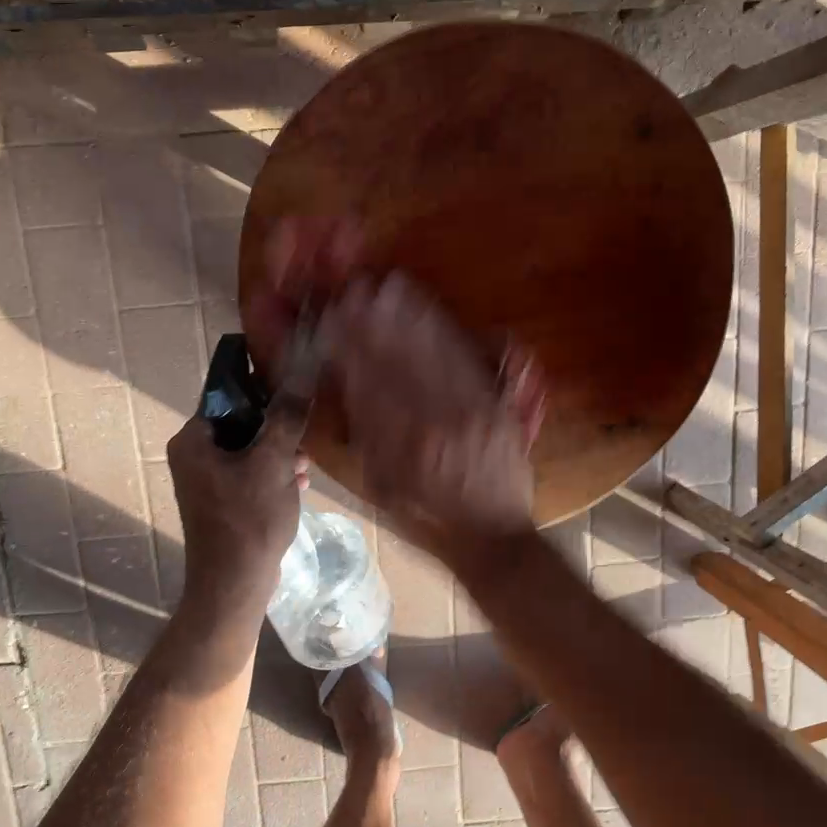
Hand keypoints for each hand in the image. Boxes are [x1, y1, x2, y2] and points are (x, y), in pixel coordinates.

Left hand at [167, 395, 309, 617]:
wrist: (235, 585)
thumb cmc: (249, 519)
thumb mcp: (273, 462)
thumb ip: (287, 416)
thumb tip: (303, 370)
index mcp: (192, 440)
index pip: (228, 395)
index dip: (263, 388)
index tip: (295, 391)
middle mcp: (193, 456)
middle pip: (242, 423)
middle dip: (278, 427)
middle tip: (306, 432)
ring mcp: (206, 483)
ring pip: (250, 450)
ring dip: (280, 452)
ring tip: (306, 462)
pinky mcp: (223, 504)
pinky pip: (251, 475)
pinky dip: (274, 475)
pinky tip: (300, 482)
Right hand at [326, 273, 544, 566]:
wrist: (494, 540)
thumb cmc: (429, 521)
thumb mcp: (383, 487)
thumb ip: (366, 439)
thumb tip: (350, 390)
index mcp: (399, 448)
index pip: (367, 385)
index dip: (348, 347)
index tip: (332, 318)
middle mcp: (433, 424)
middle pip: (397, 361)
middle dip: (375, 322)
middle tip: (357, 290)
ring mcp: (468, 412)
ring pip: (432, 355)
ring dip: (409, 317)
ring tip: (390, 286)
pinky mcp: (494, 407)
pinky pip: (468, 363)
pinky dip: (446, 333)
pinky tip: (431, 313)